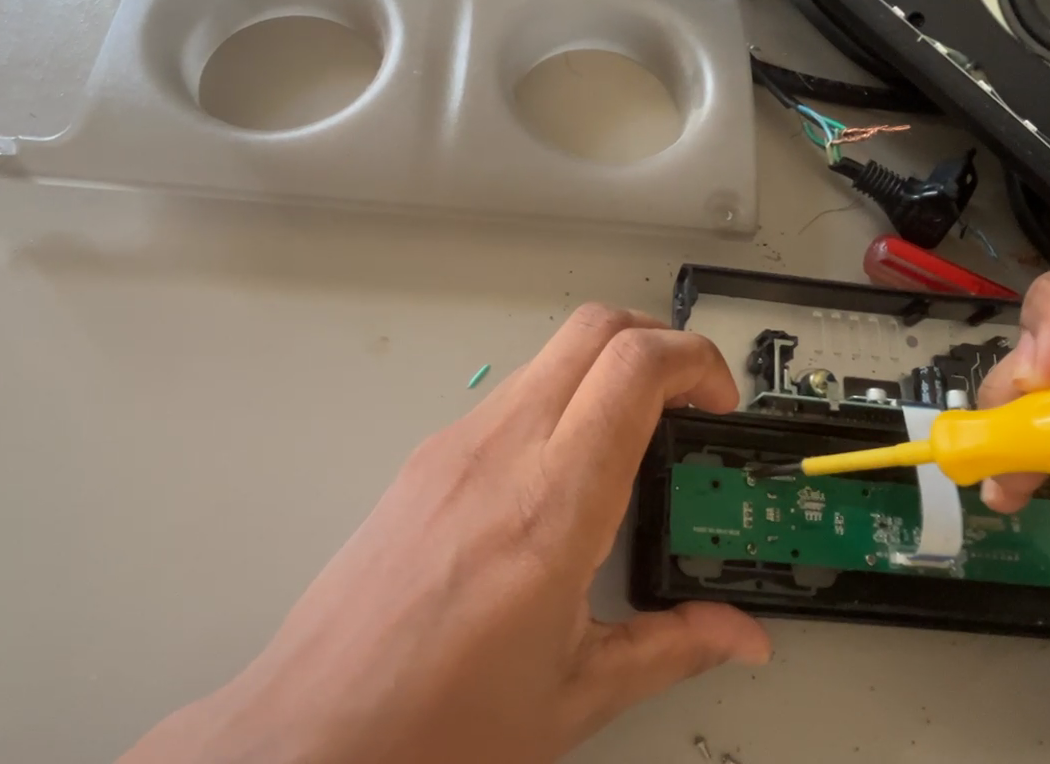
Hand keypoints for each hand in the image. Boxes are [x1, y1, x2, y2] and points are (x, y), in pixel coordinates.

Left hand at [119, 306, 769, 763]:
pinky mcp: (427, 455)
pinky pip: (514, 392)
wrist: (306, 733)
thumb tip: (742, 636)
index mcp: (553, 506)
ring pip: (552, 353)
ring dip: (609, 368)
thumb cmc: (438, 726)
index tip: (720, 403)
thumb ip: (671, 647)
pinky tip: (569, 470)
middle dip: (661, 341)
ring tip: (638, 438)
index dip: (696, 360)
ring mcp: (456, 443)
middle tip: (692, 399)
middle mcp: (501, 451)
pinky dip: (564, 397)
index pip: (633, 369)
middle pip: (595, 327)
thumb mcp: (575, 693)